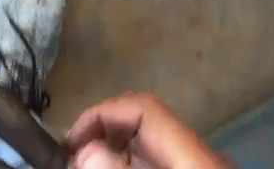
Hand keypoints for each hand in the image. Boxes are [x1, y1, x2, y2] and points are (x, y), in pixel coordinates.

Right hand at [67, 94, 235, 168]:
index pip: (146, 110)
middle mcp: (202, 164)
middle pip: (147, 131)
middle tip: (73, 162)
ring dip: (117, 160)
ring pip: (152, 156)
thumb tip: (86, 149)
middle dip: (105, 138)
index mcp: (198, 161)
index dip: (104, 113)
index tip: (72, 140)